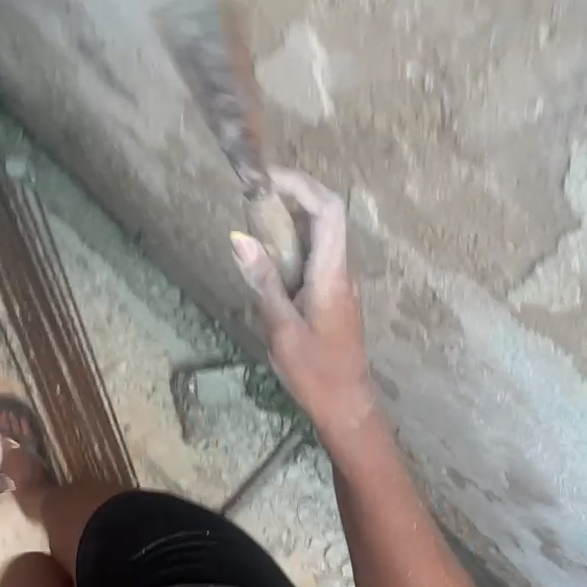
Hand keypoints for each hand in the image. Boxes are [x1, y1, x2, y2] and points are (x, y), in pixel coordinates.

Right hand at [231, 168, 378, 447]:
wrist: (347, 406)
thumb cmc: (315, 373)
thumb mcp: (281, 328)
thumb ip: (263, 281)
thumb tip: (239, 238)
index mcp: (332, 274)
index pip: (327, 209)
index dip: (301, 184)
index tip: (266, 180)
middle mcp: (341, 272)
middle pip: (324, 217)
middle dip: (290, 198)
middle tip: (252, 200)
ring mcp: (339, 284)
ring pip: (318, 238)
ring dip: (288, 224)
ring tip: (252, 227)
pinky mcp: (333, 298)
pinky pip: (313, 260)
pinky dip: (290, 250)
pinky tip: (266, 264)